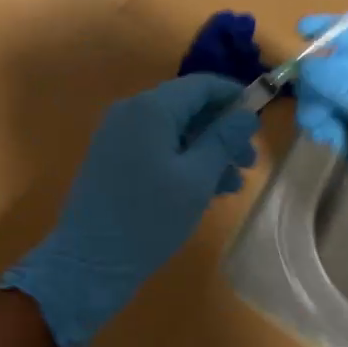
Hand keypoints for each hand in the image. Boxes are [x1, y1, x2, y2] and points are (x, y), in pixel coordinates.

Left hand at [0, 75, 259, 346]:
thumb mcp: (196, 179)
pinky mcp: (112, 156)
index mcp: (150, 108)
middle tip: (248, 163)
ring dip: (204, 149)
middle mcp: (131, 110)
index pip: (200, 85)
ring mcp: (118, 133)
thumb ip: (223, 140)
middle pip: (186, 106)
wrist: (89, 261)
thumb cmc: (148, 218)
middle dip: (220, 130)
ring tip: (231, 185)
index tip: (258, 118)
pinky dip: (181, 159)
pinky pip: (155, 145)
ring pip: (172, 129)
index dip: (232, 96)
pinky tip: (202, 190)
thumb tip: (246, 113)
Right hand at [294, 15, 347, 337]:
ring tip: (314, 123)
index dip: (335, 32)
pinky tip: (318, 137)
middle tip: (304, 92)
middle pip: (345, 66)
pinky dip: (321, 124)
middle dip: (322, 76)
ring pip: (334, 95)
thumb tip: (308, 63)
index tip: (299, 33)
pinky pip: (333, 122)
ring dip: (318, 103)